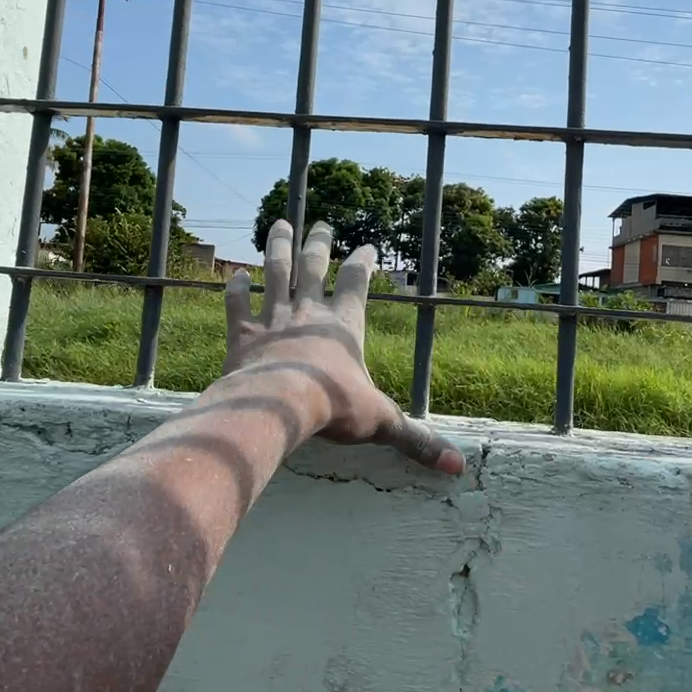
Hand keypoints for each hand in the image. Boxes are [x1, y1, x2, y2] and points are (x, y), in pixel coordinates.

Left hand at [223, 220, 464, 475]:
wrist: (277, 405)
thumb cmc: (333, 408)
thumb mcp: (381, 422)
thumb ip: (417, 440)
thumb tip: (458, 468)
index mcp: (344, 325)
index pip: (358, 282)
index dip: (364, 262)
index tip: (367, 246)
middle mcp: (308, 313)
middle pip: (313, 267)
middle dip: (318, 244)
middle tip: (320, 224)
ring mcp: (273, 319)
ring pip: (275, 272)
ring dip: (277, 248)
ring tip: (279, 224)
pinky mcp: (243, 334)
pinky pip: (237, 304)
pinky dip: (234, 288)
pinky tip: (233, 274)